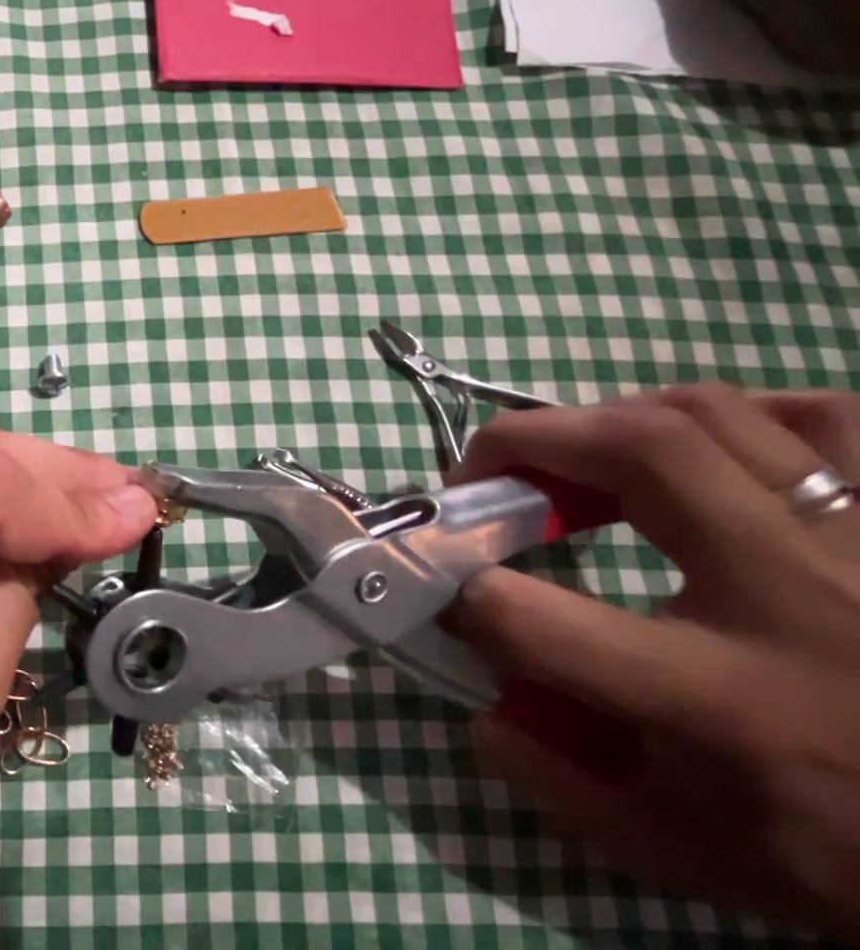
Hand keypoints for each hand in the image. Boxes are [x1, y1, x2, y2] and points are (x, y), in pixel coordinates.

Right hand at [444, 385, 859, 936]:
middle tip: (483, 474)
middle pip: (635, 451)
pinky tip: (703, 455)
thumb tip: (482, 701)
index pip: (531, 614)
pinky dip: (738, 418)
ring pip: (714, 413)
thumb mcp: (682, 849)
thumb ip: (555, 776)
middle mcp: (796, 597)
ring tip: (578, 460)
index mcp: (722, 699)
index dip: (459, 591)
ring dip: (609, 421)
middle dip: (520, 443)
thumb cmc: (846, 851)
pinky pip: (825, 416)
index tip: (445, 593)